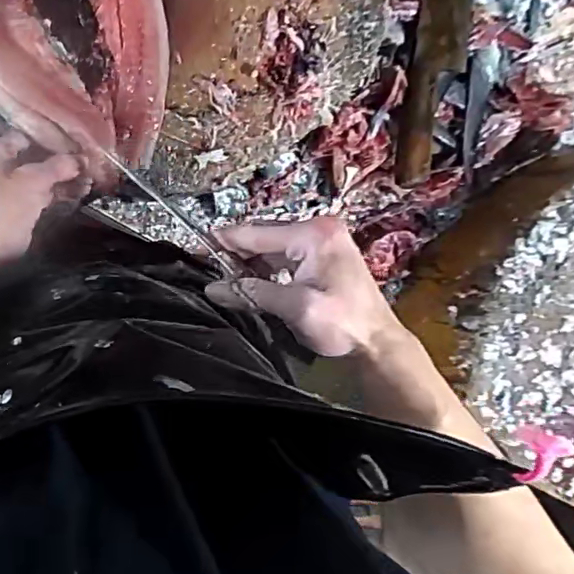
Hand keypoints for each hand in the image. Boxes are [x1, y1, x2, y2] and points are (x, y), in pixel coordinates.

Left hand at [0, 132, 84, 268]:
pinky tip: (82, 190)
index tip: (77, 140)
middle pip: (37, 155)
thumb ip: (57, 166)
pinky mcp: (22, 204)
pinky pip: (44, 191)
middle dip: (63, 159)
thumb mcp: (31, 182)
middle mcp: (2, 165)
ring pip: (43, 174)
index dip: (52, 136)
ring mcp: (12, 186)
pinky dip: (61, 190)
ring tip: (91, 177)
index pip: (27, 134)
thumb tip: (82, 158)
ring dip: (65, 176)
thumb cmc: (5, 210)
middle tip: (89, 159)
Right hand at [205, 216, 409, 357]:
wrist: (378, 343)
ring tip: (222, 281)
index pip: (255, 233)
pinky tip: (247, 283)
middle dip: (233, 254)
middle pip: (261, 237)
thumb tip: (214, 288)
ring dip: (246, 264)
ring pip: (269, 248)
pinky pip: (281, 257)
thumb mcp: (295, 307)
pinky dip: (262, 269)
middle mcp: (318, 230)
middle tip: (206, 271)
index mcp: (313, 235)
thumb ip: (252, 293)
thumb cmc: (345, 324)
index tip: (195, 250)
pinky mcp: (321, 257)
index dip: (221, 242)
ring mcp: (321, 242)